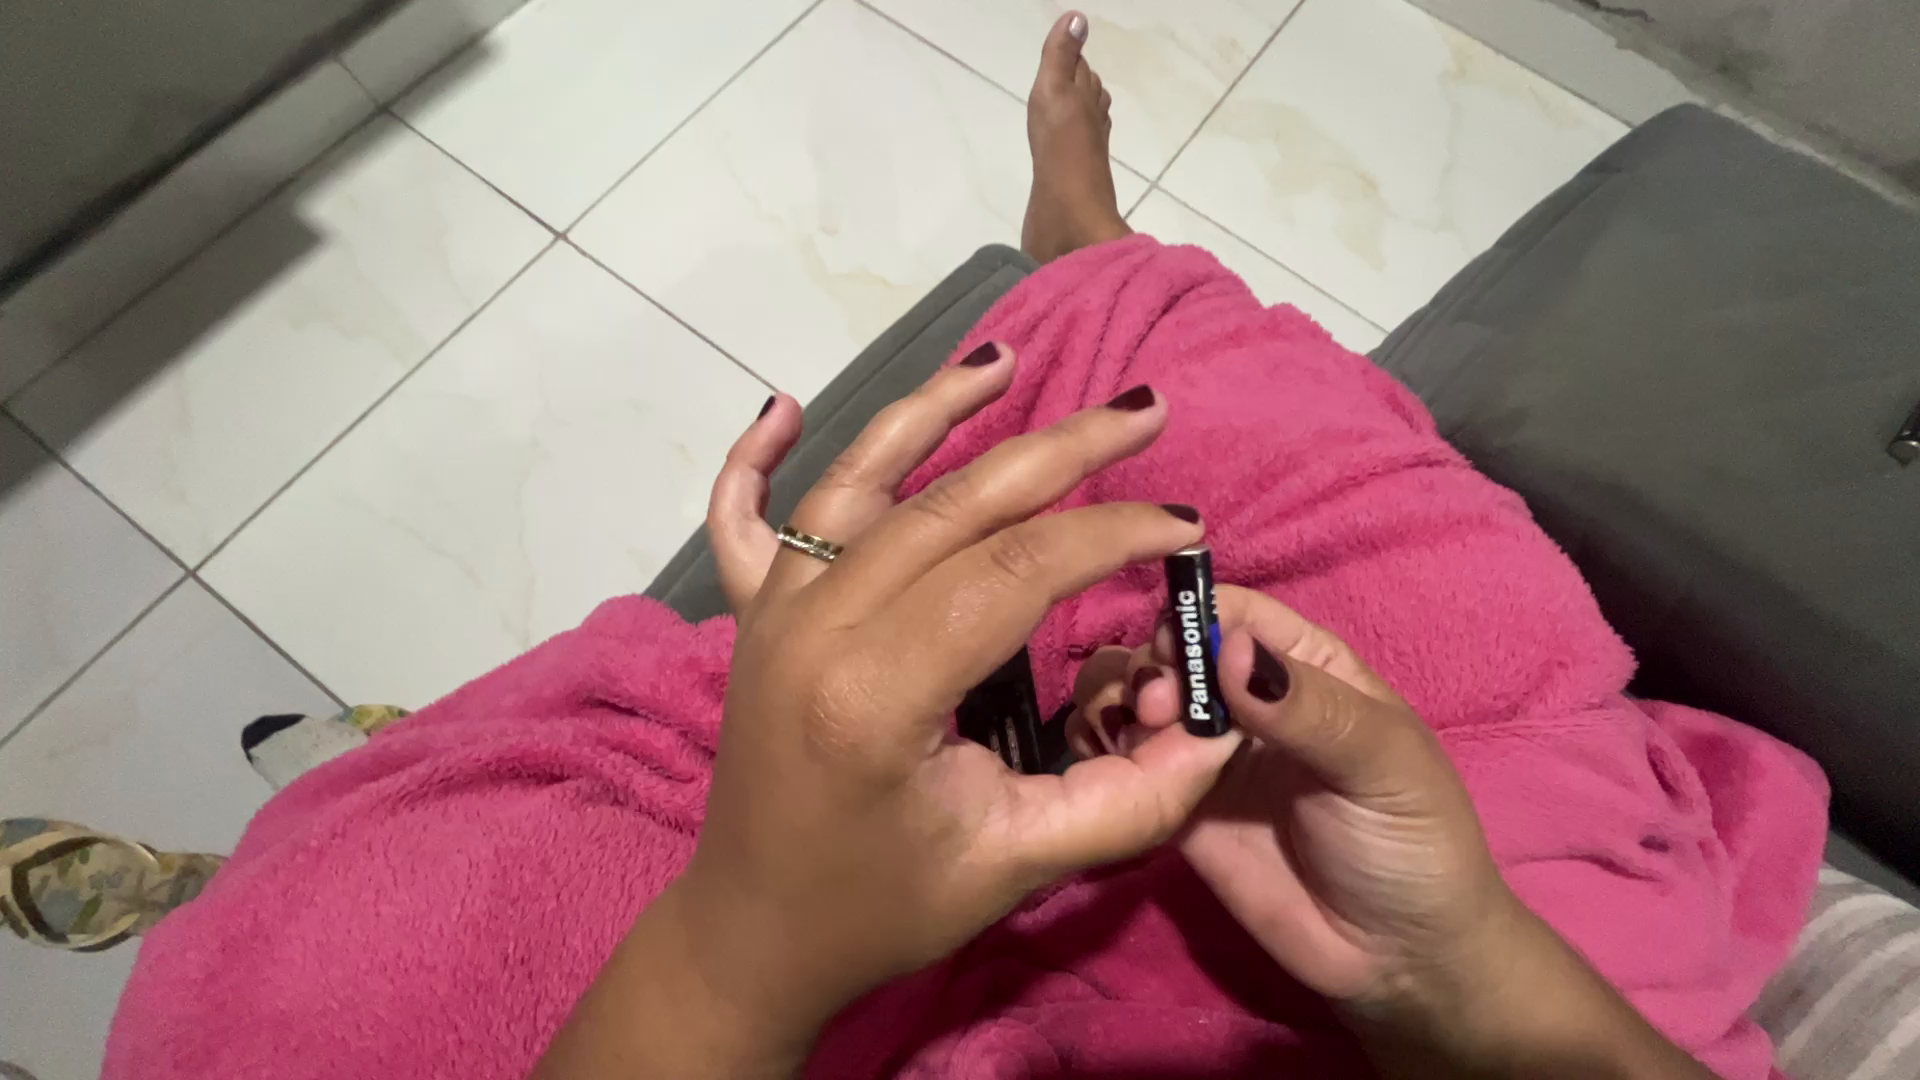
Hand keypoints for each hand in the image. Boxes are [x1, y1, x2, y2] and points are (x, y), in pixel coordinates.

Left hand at [626, 345, 1242, 1069]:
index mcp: (876, 693)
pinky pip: (743, 519)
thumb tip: (1216, 725)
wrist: (754, 929)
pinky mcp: (752, 617)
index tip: (1182, 526)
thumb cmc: (879, 906)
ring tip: (1001, 364)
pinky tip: (781, 407)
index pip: (1013, 572)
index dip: (1110, 535)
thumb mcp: (1016, 865)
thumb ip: (1129, 799)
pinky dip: (756, 460)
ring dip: (932, 413)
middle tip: (1141, 413)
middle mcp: (814, 628)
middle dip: (1061, 452)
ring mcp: (773, 612)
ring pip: (857, 482)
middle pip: (954, 507)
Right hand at [1070, 588, 1718, 1078]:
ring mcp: (1198, 748)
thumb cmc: (1411, 844)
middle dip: (1149, 666)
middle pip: (1169, 649)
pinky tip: (1100, 759)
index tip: (1171, 650)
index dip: (1194, 617)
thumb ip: (1309, 708)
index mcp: (1299, 665)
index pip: (1232, 613)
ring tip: (1126, 738)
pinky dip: (1095, 742)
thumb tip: (1231, 651)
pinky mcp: (1167, 798)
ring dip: (1113, 697)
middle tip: (1156, 712)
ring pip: (1132, 691)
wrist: (1393, 960)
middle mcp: (1240, 696)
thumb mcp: (1383, 766)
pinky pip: (1118, 754)